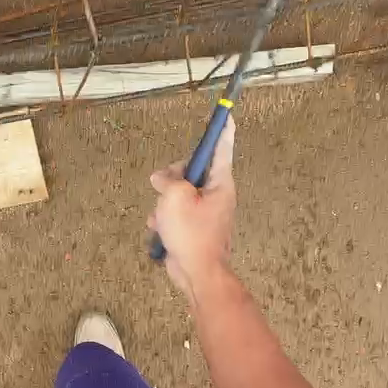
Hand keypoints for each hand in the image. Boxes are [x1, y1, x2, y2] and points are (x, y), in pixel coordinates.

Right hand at [149, 117, 236, 295]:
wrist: (197, 273)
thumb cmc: (192, 234)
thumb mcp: (174, 197)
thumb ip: (168, 180)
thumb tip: (160, 178)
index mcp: (220, 183)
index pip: (221, 149)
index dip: (222, 131)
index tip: (227, 114)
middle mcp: (216, 195)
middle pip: (192, 171)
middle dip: (172, 177)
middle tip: (161, 185)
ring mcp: (205, 213)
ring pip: (179, 194)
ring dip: (164, 204)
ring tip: (162, 218)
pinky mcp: (194, 228)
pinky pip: (175, 214)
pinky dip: (165, 220)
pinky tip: (161, 231)